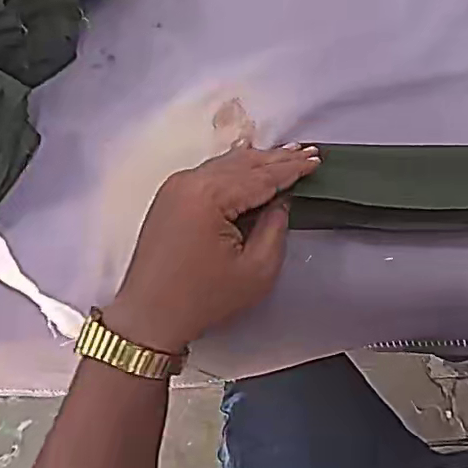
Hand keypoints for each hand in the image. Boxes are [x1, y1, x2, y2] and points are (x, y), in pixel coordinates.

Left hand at [102, 142, 318, 354]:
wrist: (150, 316)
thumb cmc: (206, 298)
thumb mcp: (257, 270)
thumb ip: (275, 227)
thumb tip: (281, 200)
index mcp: (211, 196)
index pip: (262, 177)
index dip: (293, 169)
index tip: (318, 160)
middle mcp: (191, 181)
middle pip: (244, 164)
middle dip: (278, 159)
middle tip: (310, 152)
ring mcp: (177, 186)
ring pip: (227, 164)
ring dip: (259, 160)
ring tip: (288, 154)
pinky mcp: (171, 196)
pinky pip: (211, 172)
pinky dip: (235, 167)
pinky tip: (249, 157)